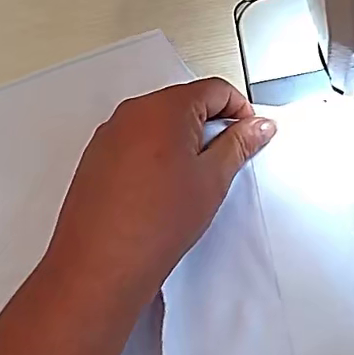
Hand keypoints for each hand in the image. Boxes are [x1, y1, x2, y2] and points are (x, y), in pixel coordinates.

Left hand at [44, 78, 275, 299]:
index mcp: (163, 108)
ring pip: (158, 122)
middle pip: (185, 102)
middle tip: (226, 158)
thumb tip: (256, 126)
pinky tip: (164, 188)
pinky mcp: (97, 155)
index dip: (239, 108)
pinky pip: (135, 140)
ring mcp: (110, 133)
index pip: (213, 89)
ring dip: (182, 140)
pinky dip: (155, 153)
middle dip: (210, 125)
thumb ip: (238, 144)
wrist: (101, 265)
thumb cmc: (150, 225)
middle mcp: (132, 113)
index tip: (249, 131)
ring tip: (192, 180)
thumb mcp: (212, 180)